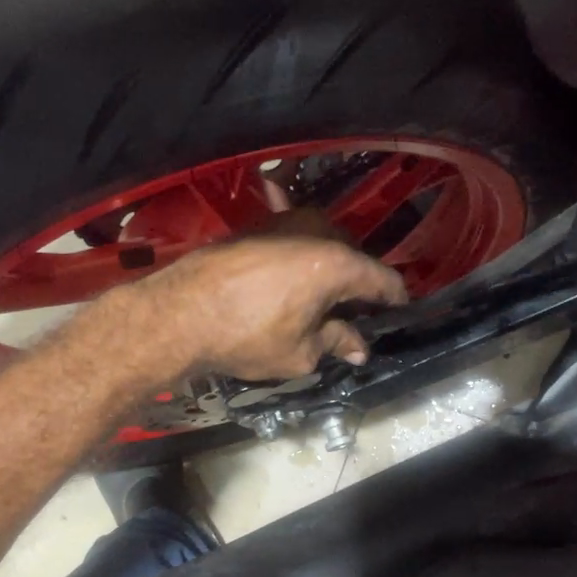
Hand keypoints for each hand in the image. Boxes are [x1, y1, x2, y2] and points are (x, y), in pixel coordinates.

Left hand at [111, 235, 408, 380]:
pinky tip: (290, 283)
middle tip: (355, 316)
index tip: (399, 315)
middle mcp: (317, 232)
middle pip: (353, 257)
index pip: (383, 280)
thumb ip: (335, 343)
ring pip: (321, 246)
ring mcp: (283, 223)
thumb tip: (358, 347)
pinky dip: (299, 261)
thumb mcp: (299, 353)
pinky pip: (292, 241)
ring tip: (321, 302)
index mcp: (338, 263)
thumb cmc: (246, 336)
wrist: (177, 313)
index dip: (395, 301)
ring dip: (326, 270)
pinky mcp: (255, 226)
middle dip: (358, 285)